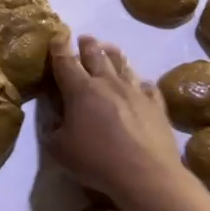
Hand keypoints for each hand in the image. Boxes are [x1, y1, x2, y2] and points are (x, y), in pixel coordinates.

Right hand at [43, 32, 186, 207]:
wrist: (146, 174)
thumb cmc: (96, 160)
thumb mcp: (59, 149)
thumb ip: (52, 130)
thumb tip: (55, 120)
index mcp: (80, 90)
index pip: (65, 61)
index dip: (59, 47)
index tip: (57, 36)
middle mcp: (108, 84)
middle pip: (96, 55)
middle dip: (88, 44)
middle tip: (84, 38)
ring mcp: (136, 92)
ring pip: (123, 65)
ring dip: (113, 55)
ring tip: (110, 50)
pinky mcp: (156, 105)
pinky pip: (147, 86)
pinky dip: (139, 82)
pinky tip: (139, 84)